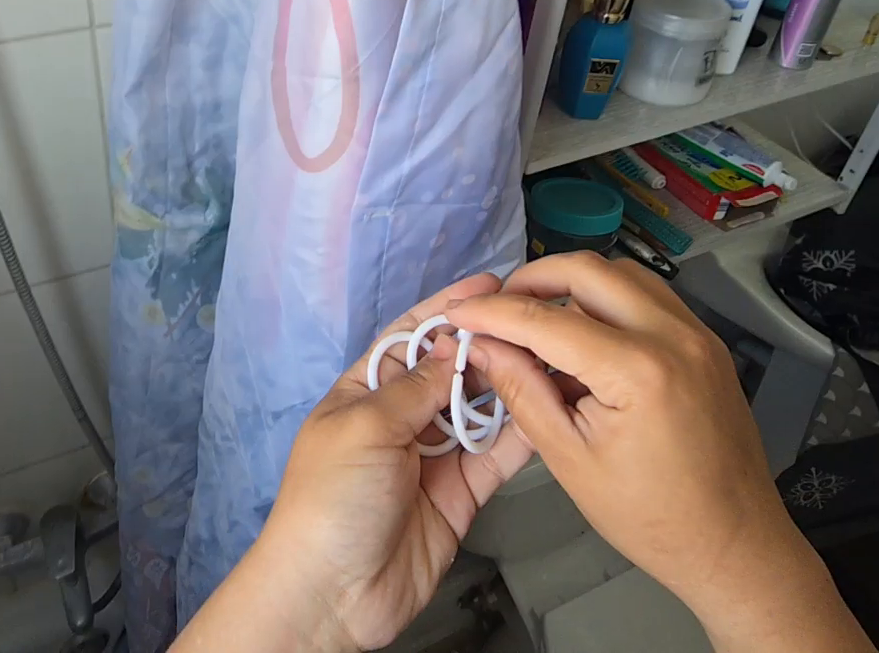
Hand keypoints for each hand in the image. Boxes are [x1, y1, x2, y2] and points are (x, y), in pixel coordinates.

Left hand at [174, 272, 535, 652]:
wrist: (333, 594)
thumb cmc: (331, 496)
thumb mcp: (365, 427)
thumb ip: (414, 389)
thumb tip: (451, 347)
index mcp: (367, 389)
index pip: (411, 337)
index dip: (447, 310)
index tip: (487, 284)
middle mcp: (402, 416)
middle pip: (451, 371)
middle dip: (485, 345)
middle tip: (531, 322)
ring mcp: (433, 455)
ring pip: (478, 409)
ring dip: (508, 385)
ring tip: (547, 356)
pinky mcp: (460, 493)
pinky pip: (494, 457)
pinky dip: (519, 435)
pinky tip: (546, 409)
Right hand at [446, 253, 871, 652]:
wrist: (739, 549)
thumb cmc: (650, 516)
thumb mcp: (569, 459)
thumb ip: (520, 390)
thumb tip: (480, 344)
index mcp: (637, 371)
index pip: (545, 320)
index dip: (491, 313)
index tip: (457, 313)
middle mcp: (672, 335)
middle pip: (585, 270)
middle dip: (530, 279)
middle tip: (495, 307)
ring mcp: (696, 333)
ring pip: (619, 272)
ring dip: (570, 282)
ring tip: (536, 317)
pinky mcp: (704, 341)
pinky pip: (646, 293)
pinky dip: (605, 296)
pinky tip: (583, 332)